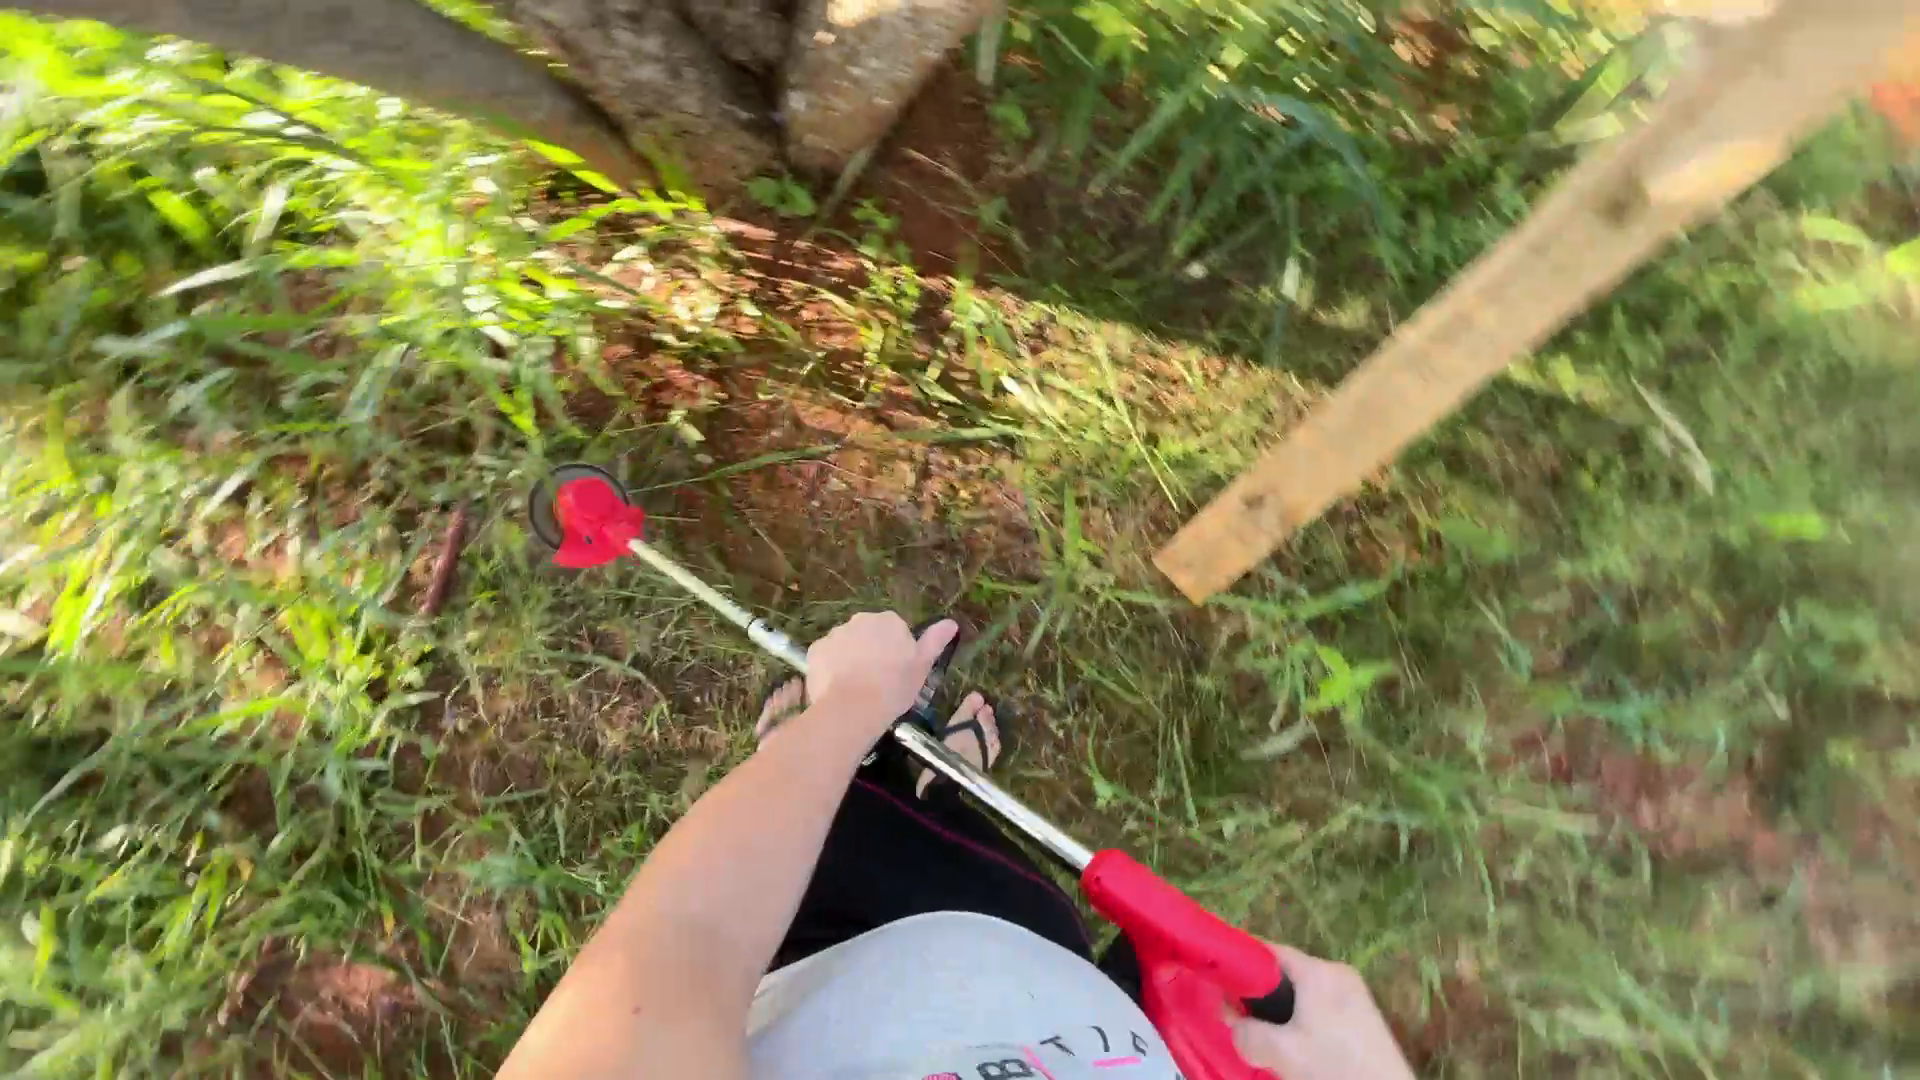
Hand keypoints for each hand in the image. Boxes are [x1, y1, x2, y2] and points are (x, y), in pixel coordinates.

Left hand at [804, 613, 957, 736]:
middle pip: (868, 633)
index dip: (895, 651)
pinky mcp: (816, 650)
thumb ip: (935, 641)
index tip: (896, 672)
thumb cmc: (894, 687)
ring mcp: (835, 634)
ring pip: (846, 644)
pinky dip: (831, 668)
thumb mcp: (922, 666)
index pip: (894, 630)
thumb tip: (951, 622)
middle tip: (877, 680)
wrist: (853, 707)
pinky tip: (837, 687)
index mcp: (889, 620)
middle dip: (871, 650)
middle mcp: (861, 620)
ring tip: (856, 687)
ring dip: (851, 658)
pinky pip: (826, 656)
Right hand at [1232, 945, 1413, 1079]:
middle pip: (1284, 973)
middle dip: (1262, 996)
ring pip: (1303, 993)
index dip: (1240, 966)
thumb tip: (1232, 1023)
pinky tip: (1303, 1052)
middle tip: (1246, 1023)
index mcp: (1317, 970)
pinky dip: (1305, 1022)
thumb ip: (1246, 1033)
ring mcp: (1357, 995)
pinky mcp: (1367, 1018)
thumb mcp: (1282, 1055)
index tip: (1223, 989)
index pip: (1266, 950)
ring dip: (1284, 1013)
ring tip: (1275, 1044)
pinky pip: (1322, 1007)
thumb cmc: (1336, 1071)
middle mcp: (1337, 971)